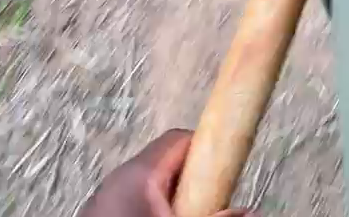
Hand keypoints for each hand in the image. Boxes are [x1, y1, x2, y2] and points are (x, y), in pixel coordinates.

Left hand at [77, 129, 245, 216]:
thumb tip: (250, 211)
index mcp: (140, 173)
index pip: (180, 138)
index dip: (205, 149)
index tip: (222, 169)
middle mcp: (119, 177)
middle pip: (165, 161)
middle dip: (190, 180)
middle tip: (204, 203)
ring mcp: (104, 198)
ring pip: (148, 183)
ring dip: (170, 197)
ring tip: (183, 215)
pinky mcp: (98, 214)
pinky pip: (131, 200)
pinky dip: (149, 209)